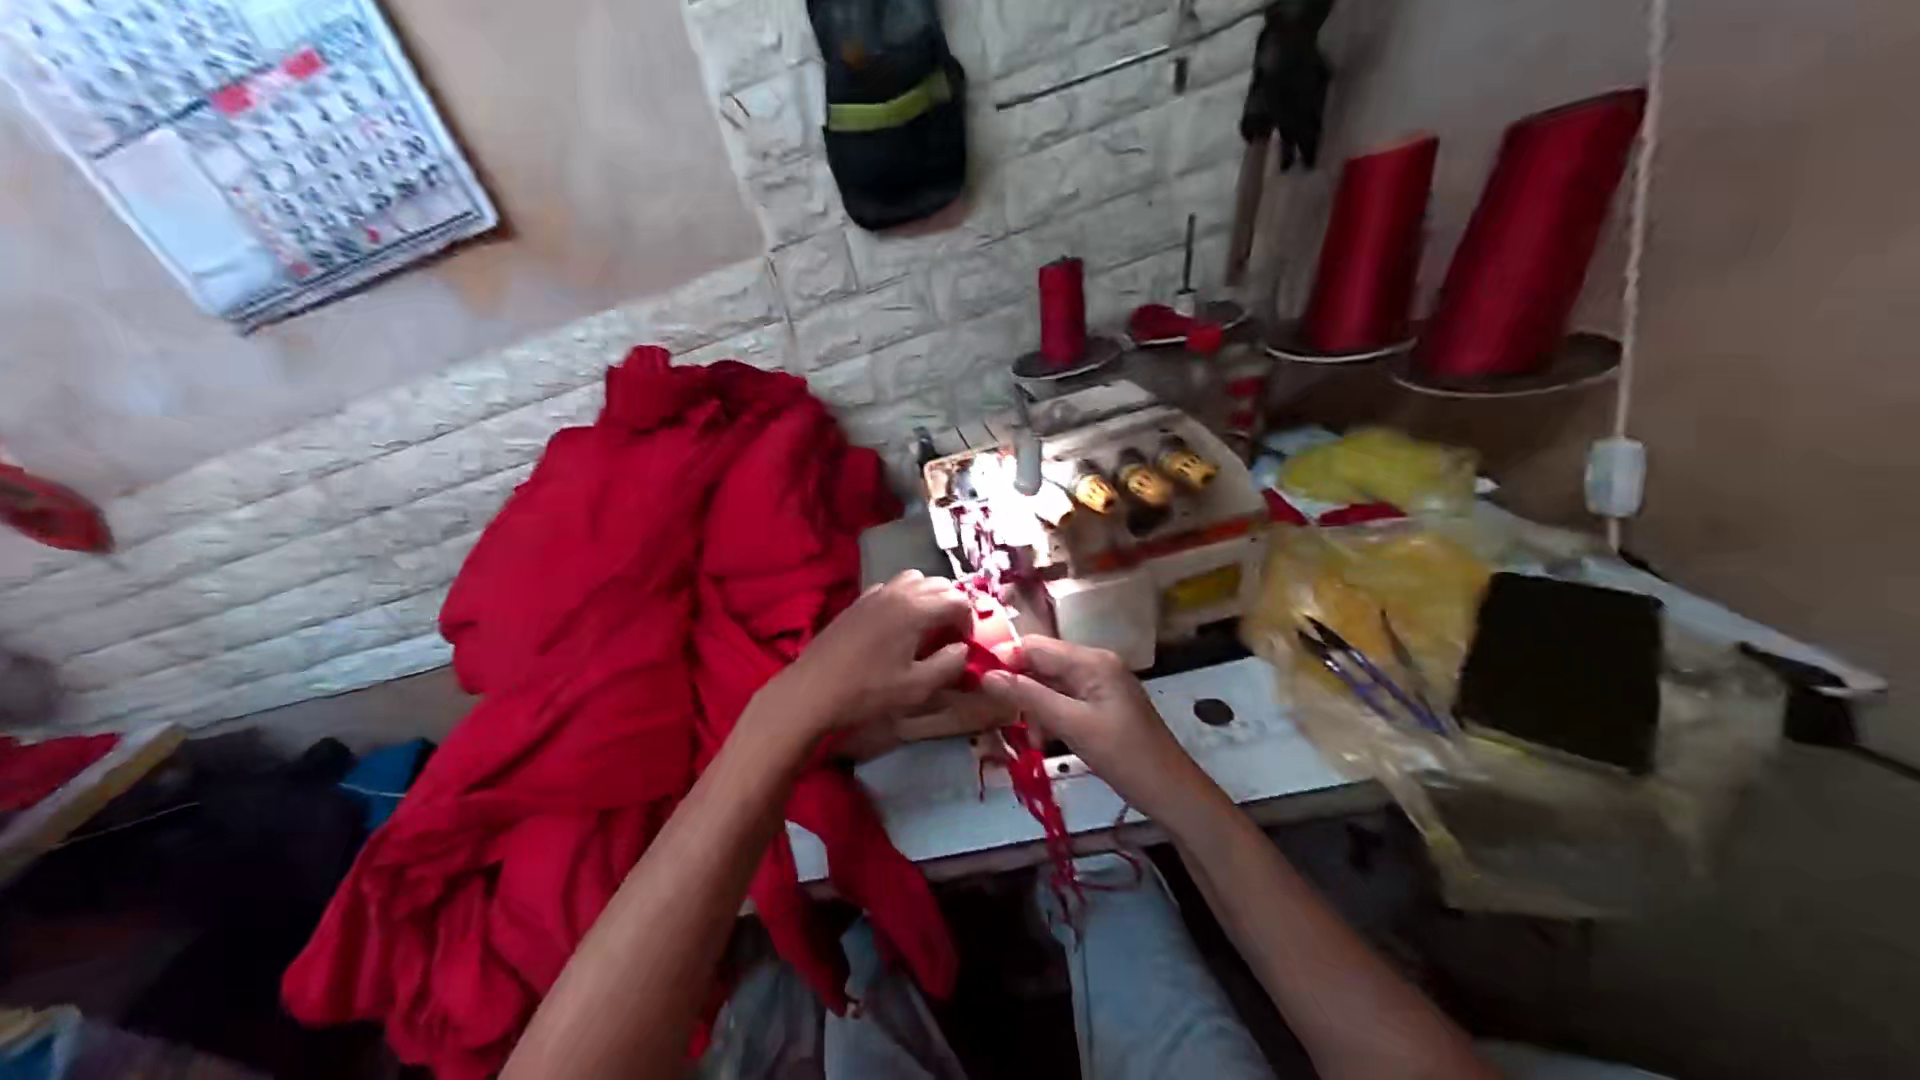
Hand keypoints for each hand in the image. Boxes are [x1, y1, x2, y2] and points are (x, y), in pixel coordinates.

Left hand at [761, 570, 972, 736]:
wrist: (812, 691)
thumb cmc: (867, 691)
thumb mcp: (917, 687)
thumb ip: (949, 665)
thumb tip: (962, 650)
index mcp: (916, 609)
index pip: (959, 601)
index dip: (968, 623)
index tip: (962, 647)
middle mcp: (897, 592)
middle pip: (939, 584)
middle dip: (952, 606)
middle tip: (949, 636)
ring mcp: (874, 594)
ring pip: (914, 579)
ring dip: (928, 597)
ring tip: (926, 627)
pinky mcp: (857, 602)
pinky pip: (891, 587)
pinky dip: (904, 597)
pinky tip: (896, 626)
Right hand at [977, 636, 1208, 816]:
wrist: (1172, 792)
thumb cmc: (1124, 756)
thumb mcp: (1072, 725)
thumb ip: (1028, 697)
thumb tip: (986, 676)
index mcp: (1092, 660)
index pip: (1035, 646)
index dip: (1004, 660)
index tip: (977, 684)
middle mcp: (1095, 663)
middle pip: (1042, 663)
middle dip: (1018, 686)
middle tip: (995, 715)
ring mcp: (1100, 684)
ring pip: (1050, 684)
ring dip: (1032, 706)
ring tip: (1025, 737)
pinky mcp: (1101, 704)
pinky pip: (1064, 700)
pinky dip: (1048, 715)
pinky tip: (1041, 738)